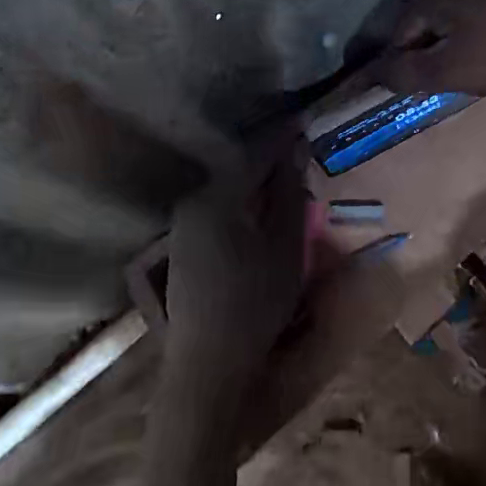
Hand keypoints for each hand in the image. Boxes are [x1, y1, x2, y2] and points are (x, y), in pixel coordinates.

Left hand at [161, 128, 312, 374]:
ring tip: (284, 182)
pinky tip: (258, 215)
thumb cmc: (255, 303)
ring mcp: (181, 228)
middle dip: (269, 161)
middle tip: (300, 153)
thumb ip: (289, 194)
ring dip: (255, 185)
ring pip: (226, 192)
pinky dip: (241, 205)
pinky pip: (217, 212)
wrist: (209, 366)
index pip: (255, 154)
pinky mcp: (181, 249)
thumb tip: (295, 150)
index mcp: (216, 198)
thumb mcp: (285, 246)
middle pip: (237, 171)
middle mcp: (191, 204)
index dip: (282, 136)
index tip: (304, 119)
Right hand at [349, 0, 485, 96]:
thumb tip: (375, 73)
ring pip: (438, 23)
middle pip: (414, 27)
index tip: (385, 89)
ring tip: (445, 76)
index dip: (386, 67)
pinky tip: (471, 57)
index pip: (392, 38)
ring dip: (434, 48)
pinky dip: (456, 39)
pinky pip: (461, 19)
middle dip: (411, 56)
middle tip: (418, 86)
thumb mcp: (449, 71)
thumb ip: (405, 73)